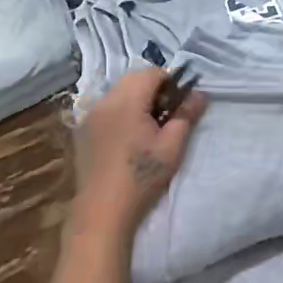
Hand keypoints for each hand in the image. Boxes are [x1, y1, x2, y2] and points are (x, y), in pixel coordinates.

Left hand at [70, 68, 207, 238]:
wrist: (103, 210)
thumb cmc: (142, 176)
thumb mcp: (172, 147)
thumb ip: (186, 115)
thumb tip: (200, 94)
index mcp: (126, 100)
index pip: (151, 72)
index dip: (169, 82)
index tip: (179, 104)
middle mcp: (104, 100)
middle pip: (132, 79)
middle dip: (152, 89)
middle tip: (165, 116)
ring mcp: (90, 114)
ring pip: (117, 92)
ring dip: (135, 100)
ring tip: (147, 128)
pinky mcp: (83, 129)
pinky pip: (105, 108)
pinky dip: (120, 112)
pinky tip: (127, 138)